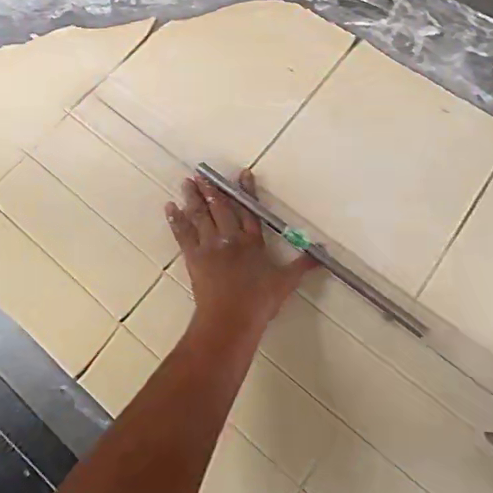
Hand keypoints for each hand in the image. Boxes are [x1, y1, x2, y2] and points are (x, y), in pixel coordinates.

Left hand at [166, 170, 317, 343]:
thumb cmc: (259, 302)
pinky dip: (176, 220)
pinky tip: (170, 207)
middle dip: (213, 189)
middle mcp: (231, 238)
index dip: (247, 191)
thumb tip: (323, 251)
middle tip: (203, 172)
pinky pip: (183, 233)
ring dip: (193, 198)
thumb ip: (303, 264)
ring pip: (201, 215)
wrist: (230, 319)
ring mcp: (210, 246)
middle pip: (221, 208)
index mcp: (253, 242)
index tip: (242, 173)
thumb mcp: (286, 282)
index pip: (250, 210)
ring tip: (186, 182)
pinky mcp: (194, 257)